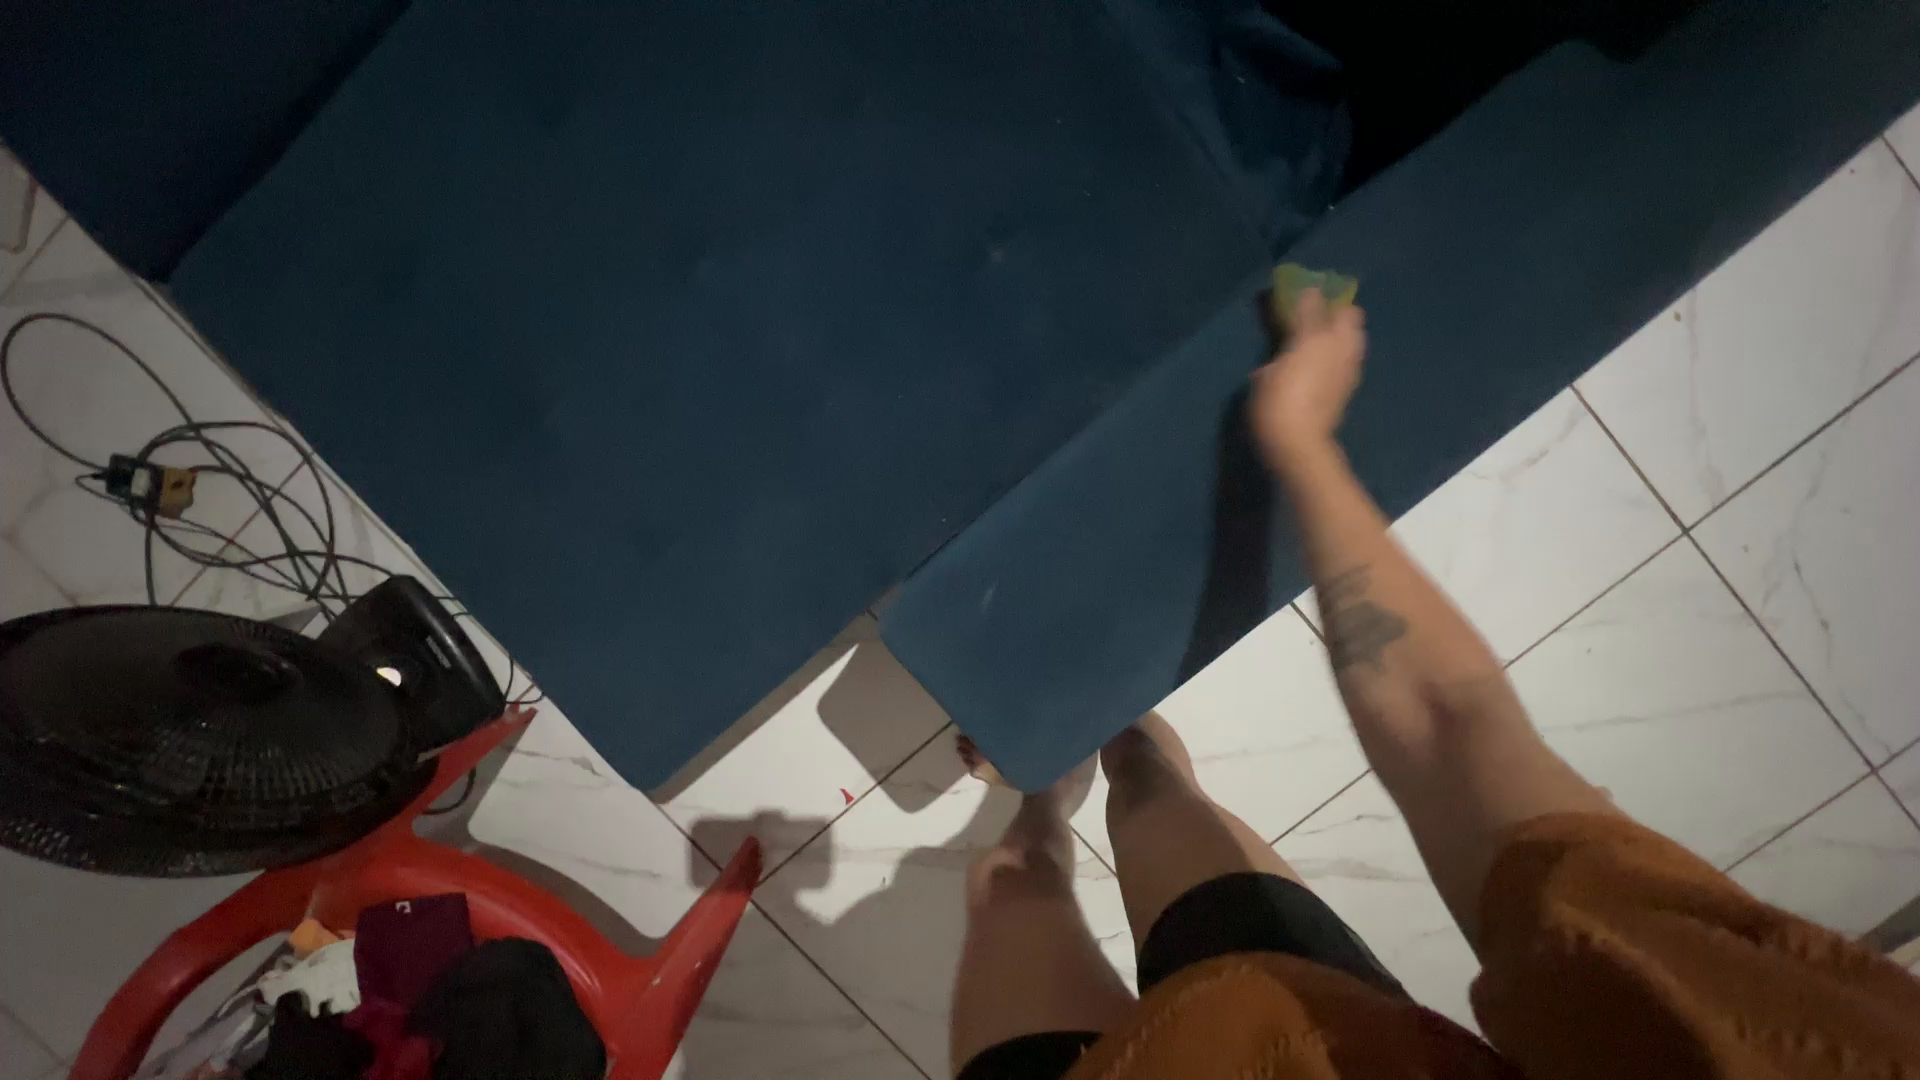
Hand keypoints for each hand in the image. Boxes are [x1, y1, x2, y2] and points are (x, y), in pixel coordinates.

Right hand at [1249, 288, 1365, 467]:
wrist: (1299, 445)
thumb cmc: (1273, 407)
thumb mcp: (1261, 378)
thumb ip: (1276, 358)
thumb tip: (1283, 358)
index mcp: (1312, 337)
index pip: (1312, 303)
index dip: (1304, 294)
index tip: (1295, 292)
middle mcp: (1338, 345)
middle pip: (1349, 314)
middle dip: (1335, 310)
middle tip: (1315, 318)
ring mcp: (1350, 366)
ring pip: (1356, 335)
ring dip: (1342, 332)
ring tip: (1322, 341)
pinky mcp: (1351, 386)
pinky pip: (1351, 357)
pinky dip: (1341, 354)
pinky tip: (1326, 364)